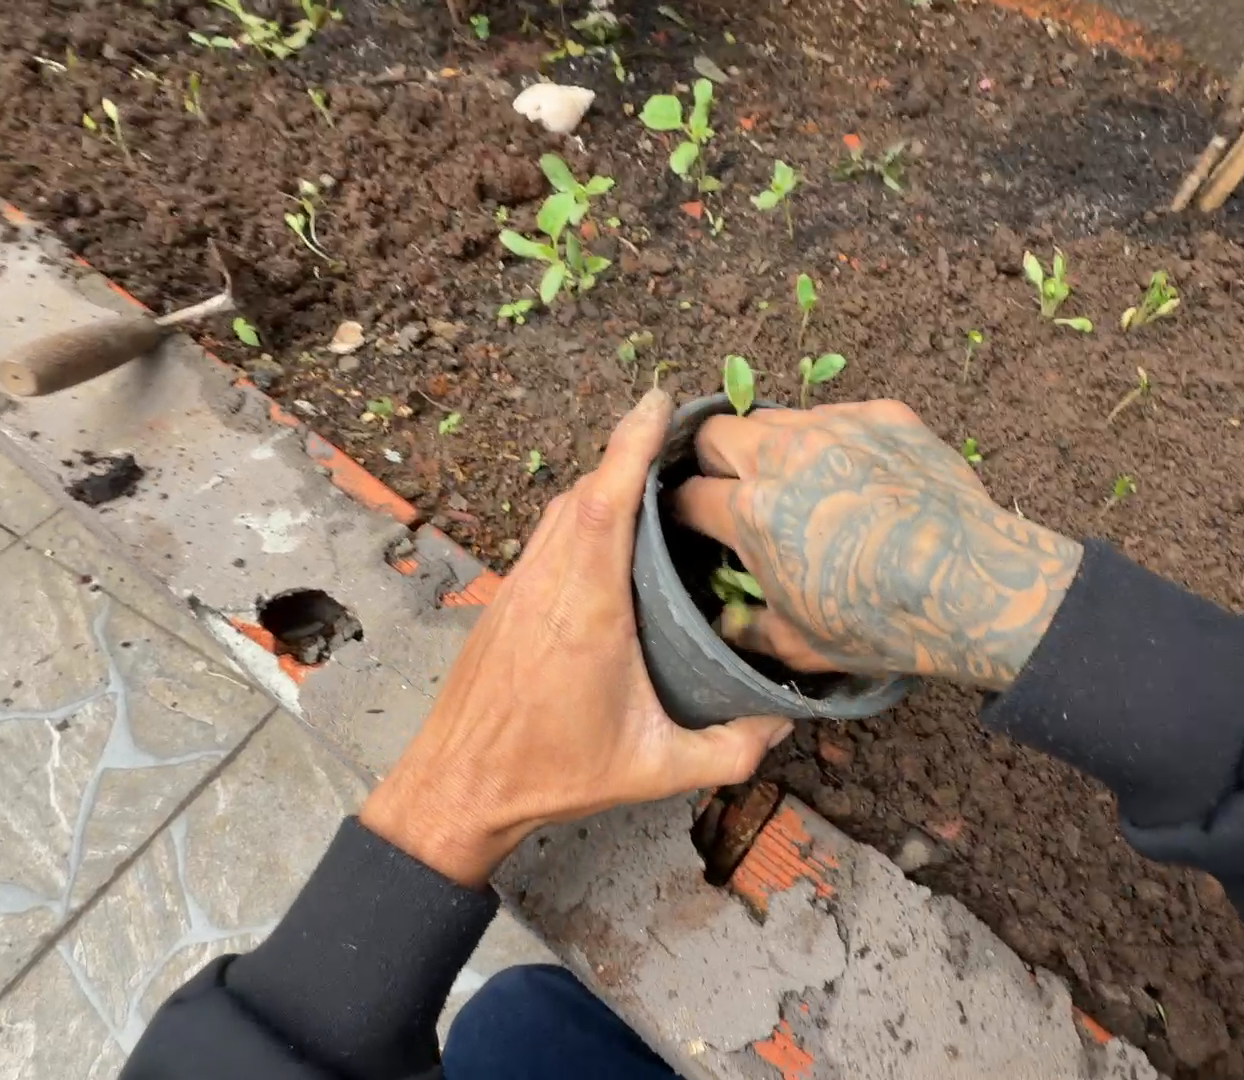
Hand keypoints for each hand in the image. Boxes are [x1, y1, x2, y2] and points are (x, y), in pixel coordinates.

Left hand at [360, 389, 794, 887]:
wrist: (459, 785)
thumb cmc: (553, 773)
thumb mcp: (653, 770)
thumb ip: (728, 750)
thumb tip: (783, 725)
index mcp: (588, 612)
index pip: (607, 504)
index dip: (631, 445)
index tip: (658, 402)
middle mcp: (550, 584)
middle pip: (585, 492)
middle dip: (628, 451)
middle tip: (675, 435)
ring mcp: (521, 586)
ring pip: (562, 509)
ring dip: (602, 479)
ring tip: (649, 471)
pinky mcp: (508, 597)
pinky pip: (548, 532)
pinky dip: (580, 509)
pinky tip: (607, 527)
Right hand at [673, 400, 1083, 690]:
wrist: (974, 585)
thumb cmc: (880, 622)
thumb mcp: (799, 644)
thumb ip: (747, 630)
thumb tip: (725, 622)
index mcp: (752, 512)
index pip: (688, 495)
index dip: (680, 512)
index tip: (691, 521)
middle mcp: (784, 456)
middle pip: (716, 432)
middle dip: (712, 460)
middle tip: (734, 487)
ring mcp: (835, 427)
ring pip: (773, 417)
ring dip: (768, 445)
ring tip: (792, 477)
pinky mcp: (882, 414)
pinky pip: (835, 413)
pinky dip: (828, 439)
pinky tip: (852, 471)